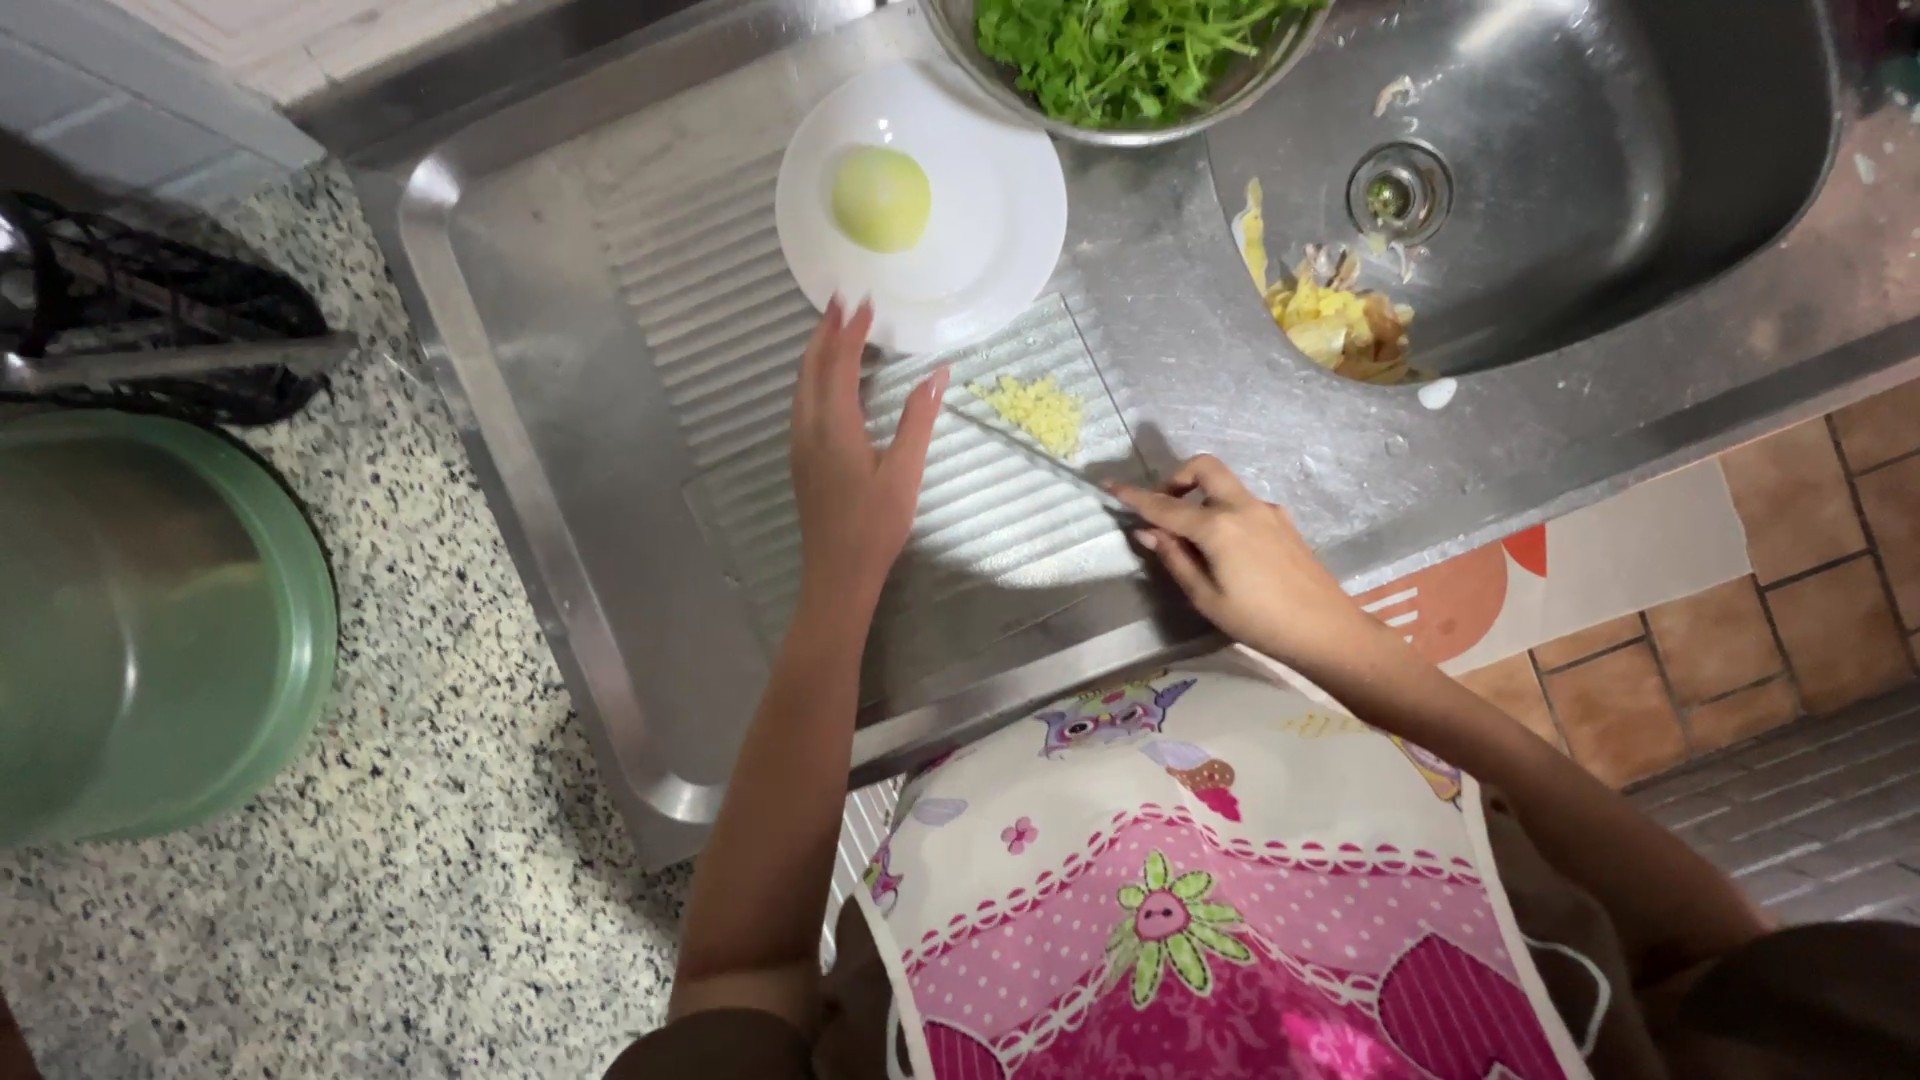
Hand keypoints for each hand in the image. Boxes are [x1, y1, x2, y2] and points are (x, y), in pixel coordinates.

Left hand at [790, 297, 949, 607]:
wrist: (838, 573)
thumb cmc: (875, 526)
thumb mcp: (904, 473)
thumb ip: (918, 421)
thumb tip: (938, 375)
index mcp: (834, 427)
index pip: (839, 365)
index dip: (850, 332)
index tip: (863, 302)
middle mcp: (808, 429)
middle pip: (810, 368)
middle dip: (824, 332)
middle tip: (840, 302)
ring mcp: (800, 446)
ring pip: (801, 387)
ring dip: (816, 355)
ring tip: (833, 331)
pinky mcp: (801, 461)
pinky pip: (802, 404)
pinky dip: (813, 379)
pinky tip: (828, 383)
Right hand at [1110, 455, 1381, 667]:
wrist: (1325, 629)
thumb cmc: (1258, 621)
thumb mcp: (1206, 597)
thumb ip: (1175, 558)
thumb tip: (1148, 531)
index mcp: (1218, 527)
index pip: (1165, 506)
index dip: (1134, 496)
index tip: (1110, 485)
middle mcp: (1242, 507)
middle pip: (1204, 468)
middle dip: (1177, 478)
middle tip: (1164, 508)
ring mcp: (1267, 511)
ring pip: (1225, 485)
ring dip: (1201, 497)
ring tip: (1193, 540)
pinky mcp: (1282, 521)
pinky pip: (1243, 504)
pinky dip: (1223, 512)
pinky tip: (1225, 551)